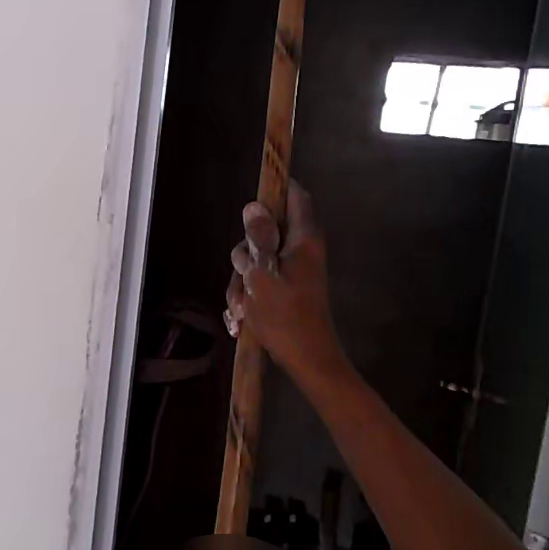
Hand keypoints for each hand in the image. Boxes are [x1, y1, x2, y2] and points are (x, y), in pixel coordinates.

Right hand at [225, 185, 347, 383]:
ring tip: (244, 306)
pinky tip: (242, 317)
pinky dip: (248, 295)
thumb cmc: (285, 315)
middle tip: (246, 274)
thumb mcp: (263, 273)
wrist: (305, 359)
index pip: (294, 196)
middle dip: (245, 253)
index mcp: (304, 238)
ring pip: (255, 260)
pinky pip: (258, 280)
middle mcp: (301, 249)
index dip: (274, 189)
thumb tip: (253, 206)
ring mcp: (292, 269)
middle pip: (264, 231)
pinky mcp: (284, 288)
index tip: (251, 200)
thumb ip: (258, 238)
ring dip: (243, 281)